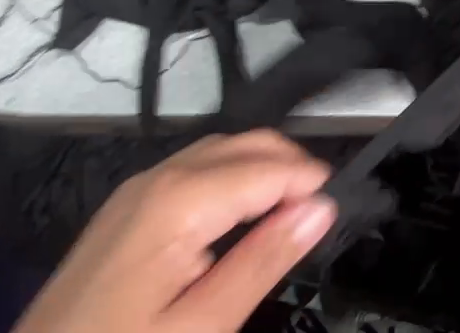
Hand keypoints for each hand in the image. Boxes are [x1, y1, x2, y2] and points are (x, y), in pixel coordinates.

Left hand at [14, 130, 336, 332]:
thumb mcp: (199, 329)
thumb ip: (263, 262)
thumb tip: (323, 206)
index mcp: (181, 200)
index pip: (272, 167)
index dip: (312, 186)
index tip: (334, 217)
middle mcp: (160, 178)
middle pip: (250, 144)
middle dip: (294, 168)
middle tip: (318, 218)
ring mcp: (137, 191)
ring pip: (225, 151)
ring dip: (266, 170)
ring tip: (288, 219)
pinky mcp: (125, 211)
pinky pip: (197, 170)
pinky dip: (234, 179)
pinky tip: (241, 220)